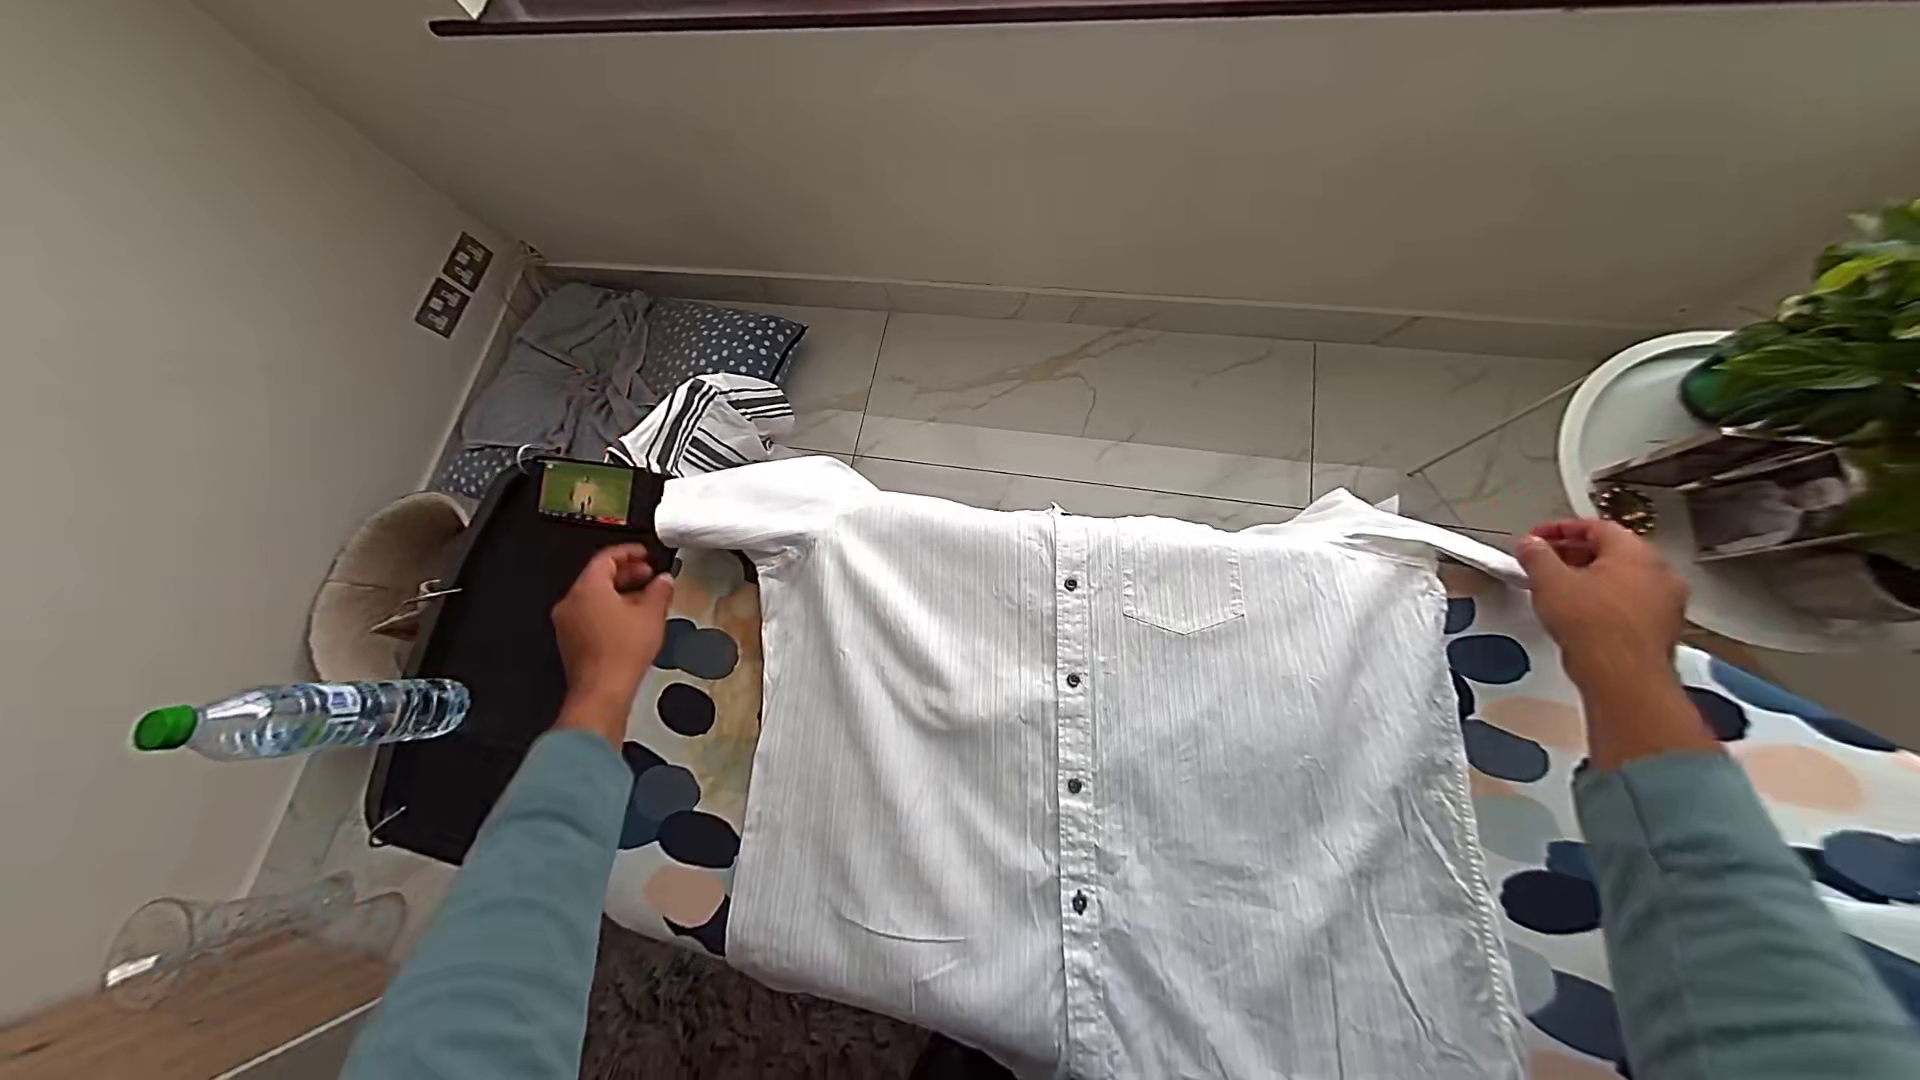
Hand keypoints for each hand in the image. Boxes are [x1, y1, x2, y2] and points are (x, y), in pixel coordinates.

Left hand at [551, 545, 673, 741]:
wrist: (603, 689)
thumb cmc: (623, 650)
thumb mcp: (652, 614)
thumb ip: (660, 590)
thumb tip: (664, 580)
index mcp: (588, 588)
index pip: (606, 558)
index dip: (628, 552)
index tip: (644, 553)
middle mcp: (571, 602)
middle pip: (598, 576)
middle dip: (626, 573)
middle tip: (649, 574)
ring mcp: (567, 622)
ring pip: (594, 596)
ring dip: (620, 592)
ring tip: (646, 598)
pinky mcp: (571, 640)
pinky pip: (590, 614)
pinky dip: (610, 609)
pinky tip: (632, 619)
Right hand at [1515, 520, 1687, 687]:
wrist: (1620, 670)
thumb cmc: (1594, 626)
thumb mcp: (1548, 580)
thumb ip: (1536, 555)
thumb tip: (1531, 545)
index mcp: (1636, 554)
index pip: (1597, 527)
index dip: (1561, 528)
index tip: (1539, 536)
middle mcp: (1659, 573)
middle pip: (1611, 550)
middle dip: (1572, 551)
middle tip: (1543, 558)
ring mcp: (1664, 599)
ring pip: (1621, 575)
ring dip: (1587, 574)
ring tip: (1555, 584)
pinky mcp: (1658, 623)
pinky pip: (1627, 599)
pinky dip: (1601, 596)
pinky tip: (1577, 608)